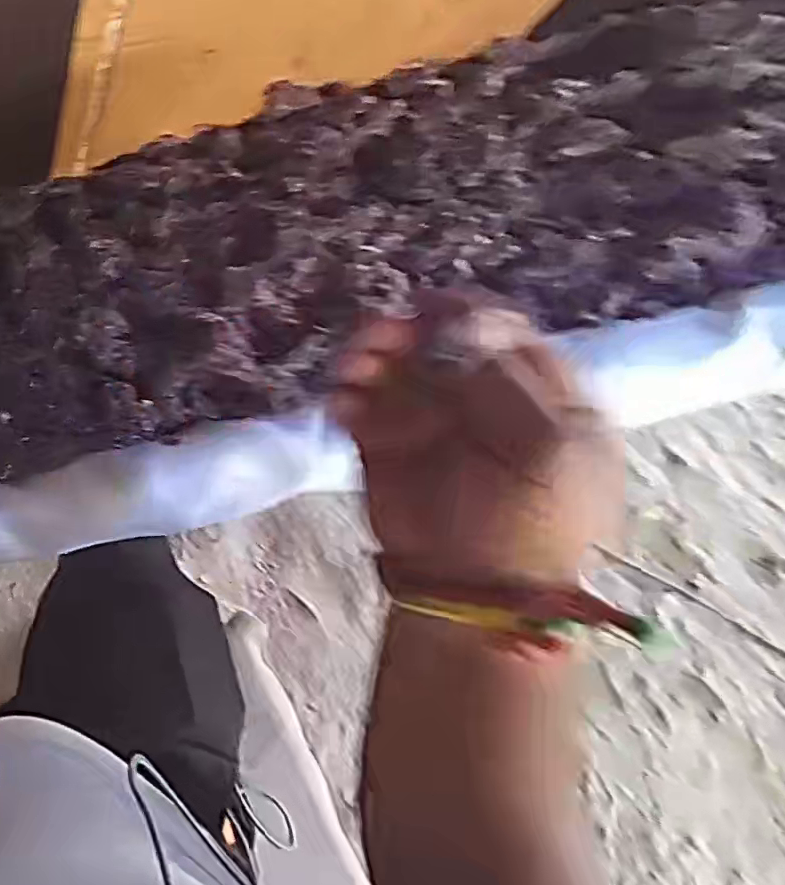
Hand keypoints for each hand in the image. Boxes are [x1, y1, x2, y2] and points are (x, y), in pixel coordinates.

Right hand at [330, 306, 621, 585]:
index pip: (501, 335)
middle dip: (402, 335)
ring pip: (388, 374)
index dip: (464, 315)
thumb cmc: (526, 516)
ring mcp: (423, 422)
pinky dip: (344, 401)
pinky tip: (340, 404)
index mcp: (536, 394)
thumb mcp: (543, 446)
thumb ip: (503, 382)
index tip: (425, 305)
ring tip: (349, 370)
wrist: (470, 579)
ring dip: (366, 363)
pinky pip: (355, 409)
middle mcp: (475, 399)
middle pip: (434, 348)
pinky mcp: (378, 445)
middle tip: (374, 335)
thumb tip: (461, 323)